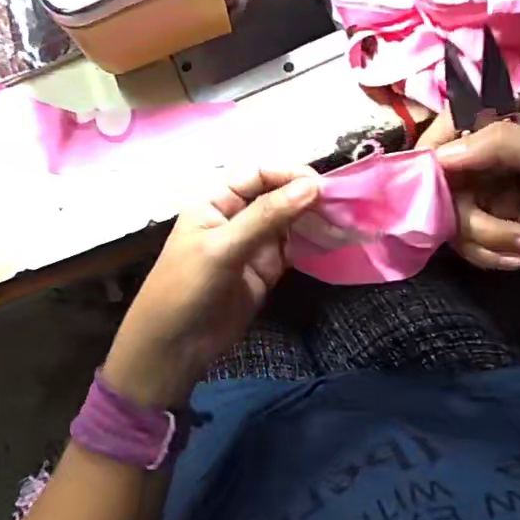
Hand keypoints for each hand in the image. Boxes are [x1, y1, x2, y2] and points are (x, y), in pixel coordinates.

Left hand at [101, 166, 321, 409]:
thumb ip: (267, 216)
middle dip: (308, 196)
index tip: (321, 185)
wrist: (174, 346)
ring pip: (290, 221)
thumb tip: (312, 186)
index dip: (288, 174)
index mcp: (215, 200)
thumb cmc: (187, 288)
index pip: (257, 174)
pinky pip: (294, 248)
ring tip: (345, 221)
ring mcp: (253, 243)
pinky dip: (314, 244)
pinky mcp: (267, 269)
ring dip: (315, 219)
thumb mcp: (223, 247)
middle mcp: (236, 216)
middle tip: (342, 204)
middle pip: (278, 194)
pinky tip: (335, 240)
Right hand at [432, 115, 519, 306]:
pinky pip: (463, 246)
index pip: (449, 130)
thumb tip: (439, 156)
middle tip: (503, 224)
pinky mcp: (491, 237)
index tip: (428, 179)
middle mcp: (488, 165)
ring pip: (450, 219)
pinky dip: (489, 255)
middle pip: (441, 183)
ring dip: (487, 237)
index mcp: (505, 133)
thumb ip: (501, 144)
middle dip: (468, 213)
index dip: (432, 153)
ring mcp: (488, 202)